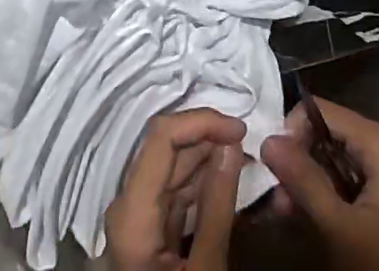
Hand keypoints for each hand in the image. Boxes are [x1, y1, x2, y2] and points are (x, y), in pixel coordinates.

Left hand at [105, 108, 245, 270]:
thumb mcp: (204, 269)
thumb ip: (217, 208)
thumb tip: (232, 145)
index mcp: (132, 212)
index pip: (161, 136)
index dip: (202, 122)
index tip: (241, 130)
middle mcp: (126, 206)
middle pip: (168, 150)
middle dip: (211, 139)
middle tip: (251, 146)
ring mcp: (134, 219)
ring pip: (174, 169)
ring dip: (210, 159)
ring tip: (246, 162)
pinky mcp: (146, 233)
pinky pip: (175, 193)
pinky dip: (203, 184)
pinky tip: (227, 185)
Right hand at [260, 98, 378, 270]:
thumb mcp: (341, 227)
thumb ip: (305, 182)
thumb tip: (267, 140)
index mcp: (376, 139)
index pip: (319, 110)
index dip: (291, 132)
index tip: (272, 168)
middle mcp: (378, 144)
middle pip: (323, 133)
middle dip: (296, 161)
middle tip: (275, 198)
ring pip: (329, 159)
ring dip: (304, 182)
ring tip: (284, 213)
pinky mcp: (378, 193)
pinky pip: (341, 180)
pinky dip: (319, 195)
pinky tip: (302, 217)